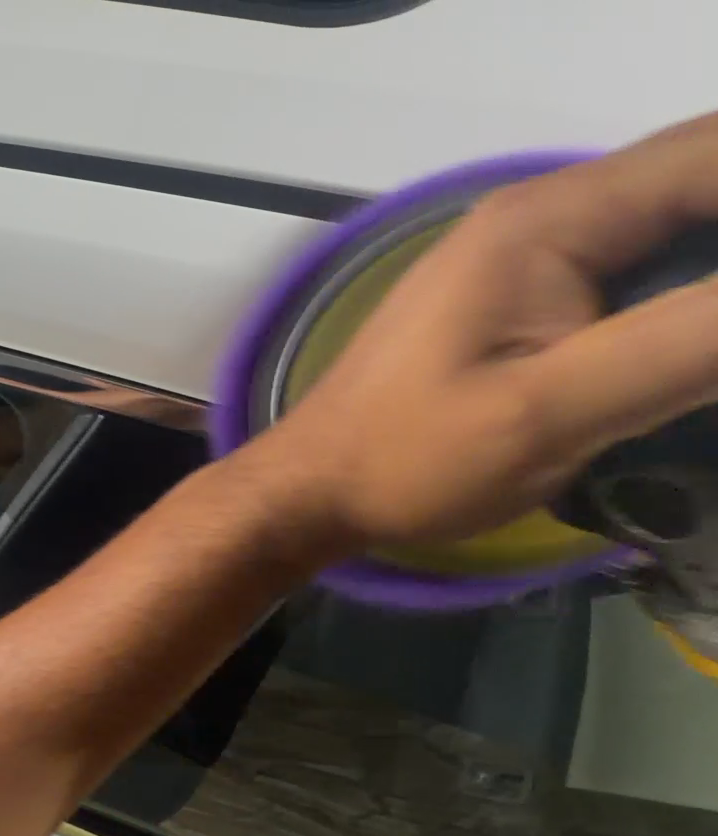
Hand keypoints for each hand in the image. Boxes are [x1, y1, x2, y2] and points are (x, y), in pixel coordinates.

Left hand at [236, 112, 717, 554]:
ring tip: (697, 369)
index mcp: (544, 220)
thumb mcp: (554, 406)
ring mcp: (522, 264)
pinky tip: (687, 367)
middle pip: (709, 190)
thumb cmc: (406, 457)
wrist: (310, 491)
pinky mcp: (517, 308)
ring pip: (682, 237)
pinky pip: (637, 282)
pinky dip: (684, 313)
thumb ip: (702, 335)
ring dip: (711, 290)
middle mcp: (536, 221)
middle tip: (715, 353)